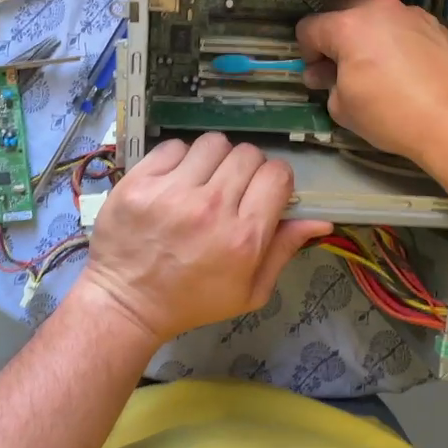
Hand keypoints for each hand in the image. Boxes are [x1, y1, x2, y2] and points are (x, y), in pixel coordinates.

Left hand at [77, 133, 330, 343]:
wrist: (126, 304)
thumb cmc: (193, 301)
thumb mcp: (249, 291)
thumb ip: (284, 250)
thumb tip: (320, 220)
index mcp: (243, 236)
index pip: (277, 174)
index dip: (274, 181)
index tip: (261, 194)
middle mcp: (211, 207)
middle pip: (247, 154)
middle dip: (245, 169)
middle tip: (230, 191)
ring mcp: (172, 191)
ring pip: (212, 143)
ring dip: (213, 159)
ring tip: (201, 182)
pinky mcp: (140, 181)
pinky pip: (173, 146)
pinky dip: (179, 159)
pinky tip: (174, 182)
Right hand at [296, 0, 447, 160]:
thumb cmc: (392, 115)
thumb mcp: (344, 108)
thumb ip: (327, 84)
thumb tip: (326, 75)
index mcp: (348, 27)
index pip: (309, 27)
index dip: (306, 52)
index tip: (318, 74)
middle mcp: (377, 9)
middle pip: (339, 7)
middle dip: (332, 33)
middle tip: (339, 64)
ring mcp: (409, 12)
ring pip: (372, 13)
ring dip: (363, 33)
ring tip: (373, 66)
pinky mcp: (433, 23)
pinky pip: (399, 23)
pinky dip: (391, 37)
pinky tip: (402, 67)